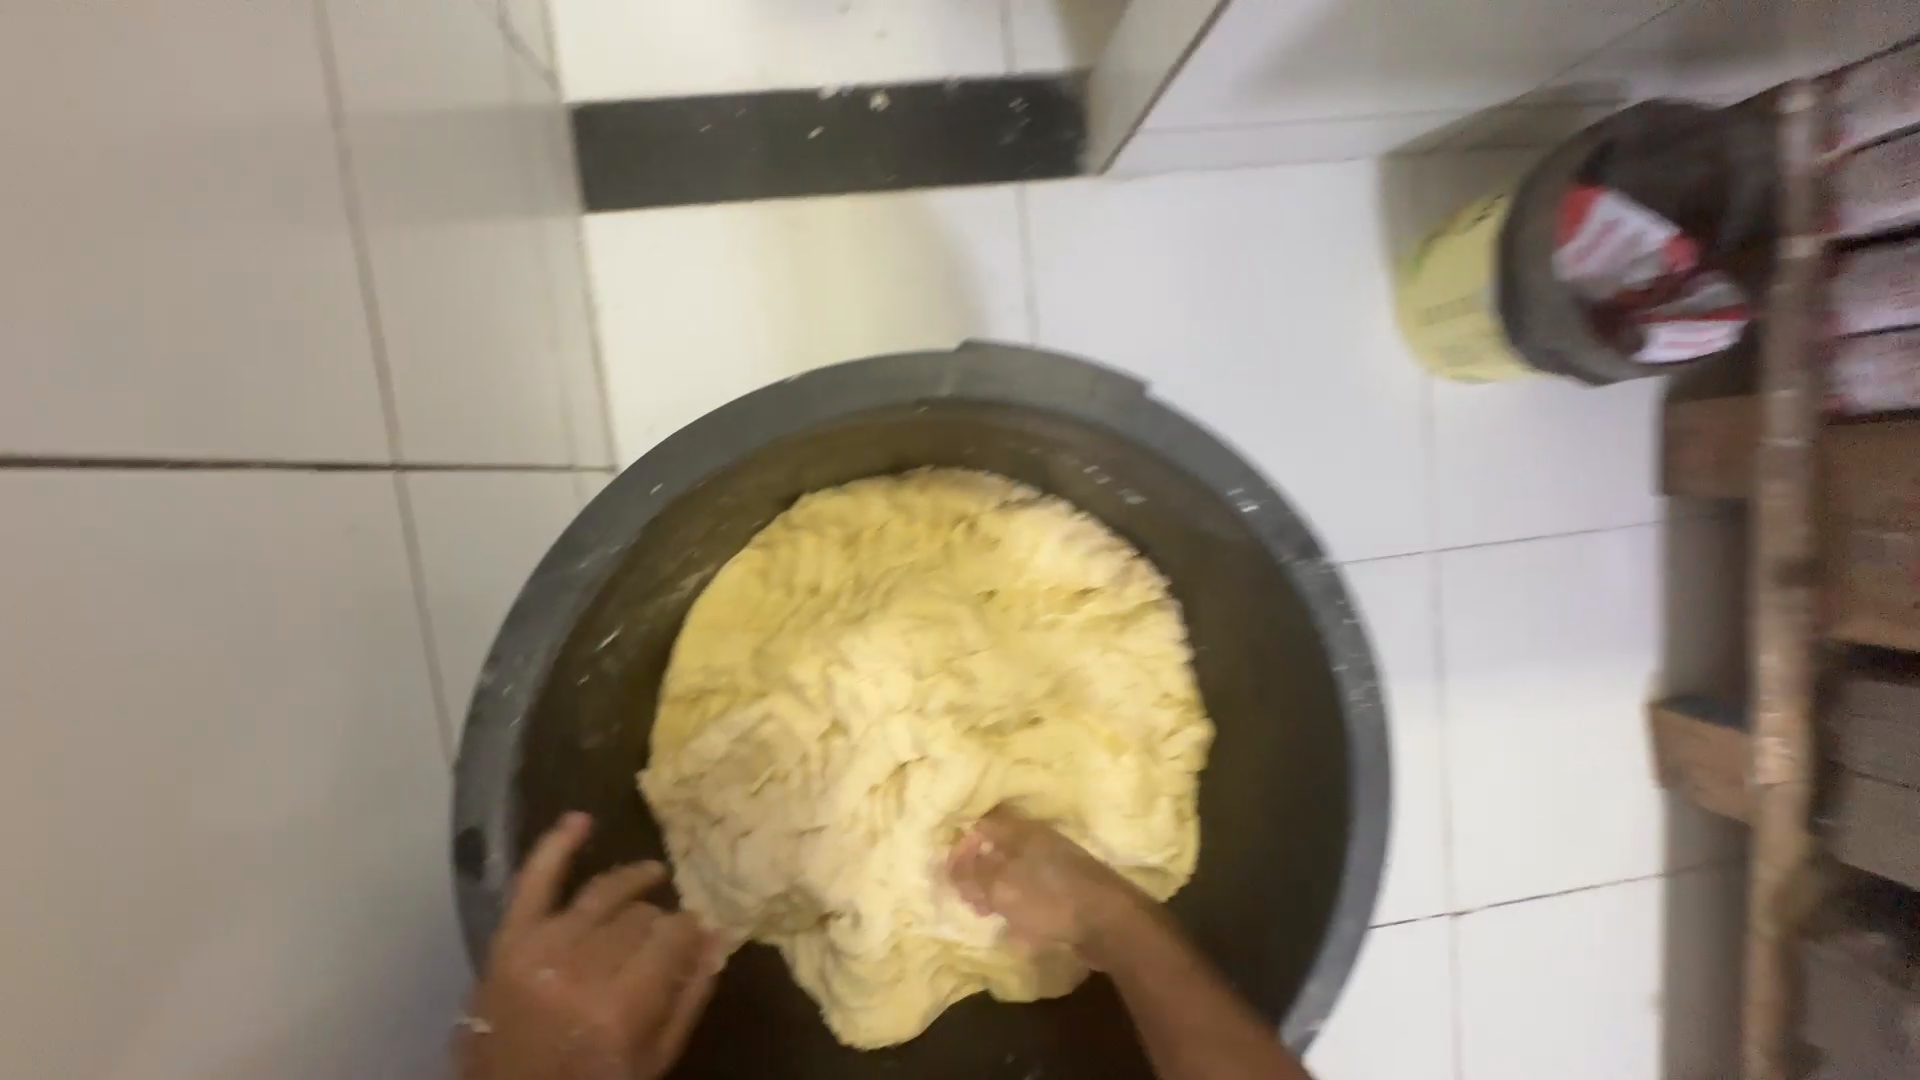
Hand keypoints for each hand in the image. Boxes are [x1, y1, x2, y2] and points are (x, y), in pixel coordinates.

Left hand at [458, 813, 725, 1079]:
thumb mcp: (654, 1060)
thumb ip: (690, 995)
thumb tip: (719, 933)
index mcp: (621, 1005)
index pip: (675, 931)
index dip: (690, 929)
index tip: (694, 934)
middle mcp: (582, 969)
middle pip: (640, 914)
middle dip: (658, 923)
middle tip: (659, 941)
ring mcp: (541, 950)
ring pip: (605, 894)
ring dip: (632, 883)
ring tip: (650, 877)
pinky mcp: (508, 943)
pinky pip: (534, 883)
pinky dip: (556, 847)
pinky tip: (581, 819)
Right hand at [946, 805, 1151, 965]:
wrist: (1108, 921)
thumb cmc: (1048, 897)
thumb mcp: (1001, 886)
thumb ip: (971, 874)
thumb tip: (947, 865)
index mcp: (1020, 831)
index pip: (983, 824)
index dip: (962, 844)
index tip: (948, 870)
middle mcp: (1038, 840)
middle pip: (998, 848)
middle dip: (977, 871)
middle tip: (966, 897)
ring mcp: (1055, 864)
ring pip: (1015, 870)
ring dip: (996, 890)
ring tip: (985, 912)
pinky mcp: (1067, 889)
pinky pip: (1033, 890)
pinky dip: (1018, 903)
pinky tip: (1015, 925)